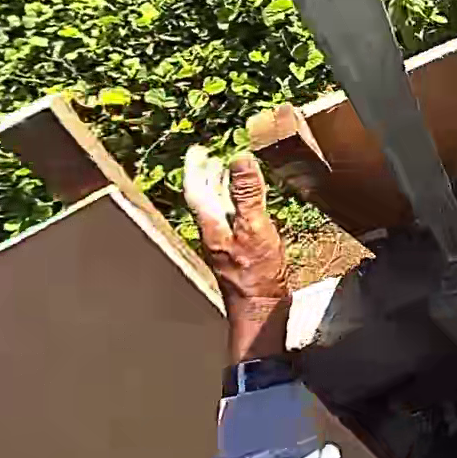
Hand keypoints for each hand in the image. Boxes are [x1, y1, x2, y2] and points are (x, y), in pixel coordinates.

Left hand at [184, 146, 289, 364]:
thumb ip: (247, 194)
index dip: (196, 168)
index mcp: (212, 225)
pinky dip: (235, 202)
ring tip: (229, 171)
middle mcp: (214, 232)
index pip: (196, 189)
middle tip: (213, 155)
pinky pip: (231, 217)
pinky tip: (247, 202)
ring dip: (220, 186)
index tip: (199, 149)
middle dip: (206, 174)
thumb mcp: (255, 227)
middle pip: (204, 197)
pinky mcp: (238, 249)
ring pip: (217, 207)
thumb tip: (240, 159)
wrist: (261, 307)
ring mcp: (225, 242)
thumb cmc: (257, 272)